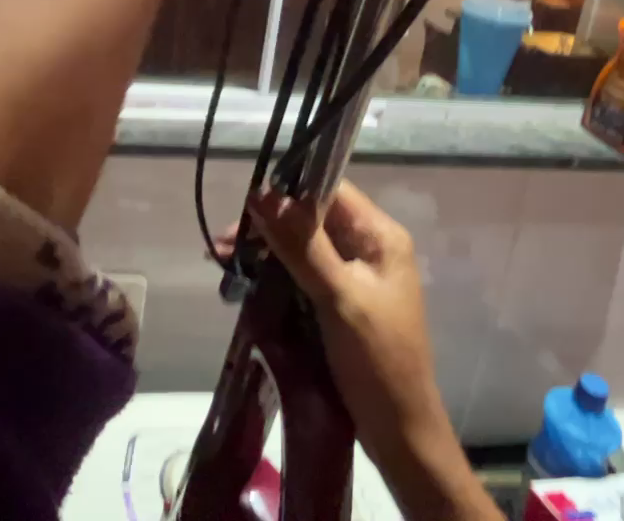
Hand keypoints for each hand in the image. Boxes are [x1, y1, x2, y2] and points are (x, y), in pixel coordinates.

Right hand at [244, 182, 447, 460]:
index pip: (329, 189)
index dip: (288, 191)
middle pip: (310, 216)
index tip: (247, 207)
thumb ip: (300, 244)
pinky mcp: (339, 300)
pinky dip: (273, 272)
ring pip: (301, 244)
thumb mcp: (337, 297)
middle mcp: (368, 247)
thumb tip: (262, 193)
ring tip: (223, 260)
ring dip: (265, 249)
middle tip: (225, 244)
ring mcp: (354, 275)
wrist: (399, 433)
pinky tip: (243, 279)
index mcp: (380, 236)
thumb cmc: (376, 360)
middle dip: (267, 225)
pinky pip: (301, 271)